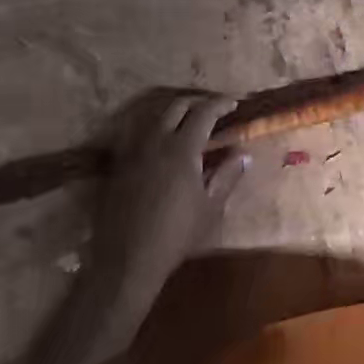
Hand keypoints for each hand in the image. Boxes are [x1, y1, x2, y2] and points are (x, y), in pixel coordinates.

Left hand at [95, 94, 249, 292]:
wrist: (128, 261)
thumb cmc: (176, 234)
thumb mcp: (211, 207)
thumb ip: (228, 175)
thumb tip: (244, 155)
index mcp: (182, 149)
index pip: (204, 113)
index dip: (220, 104)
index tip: (234, 103)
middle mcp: (156, 143)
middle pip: (176, 106)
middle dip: (197, 102)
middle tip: (213, 109)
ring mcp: (133, 153)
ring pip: (154, 118)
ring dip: (175, 113)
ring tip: (189, 122)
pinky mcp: (119, 167)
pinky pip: (138, 136)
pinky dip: (155, 130)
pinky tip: (163, 144)